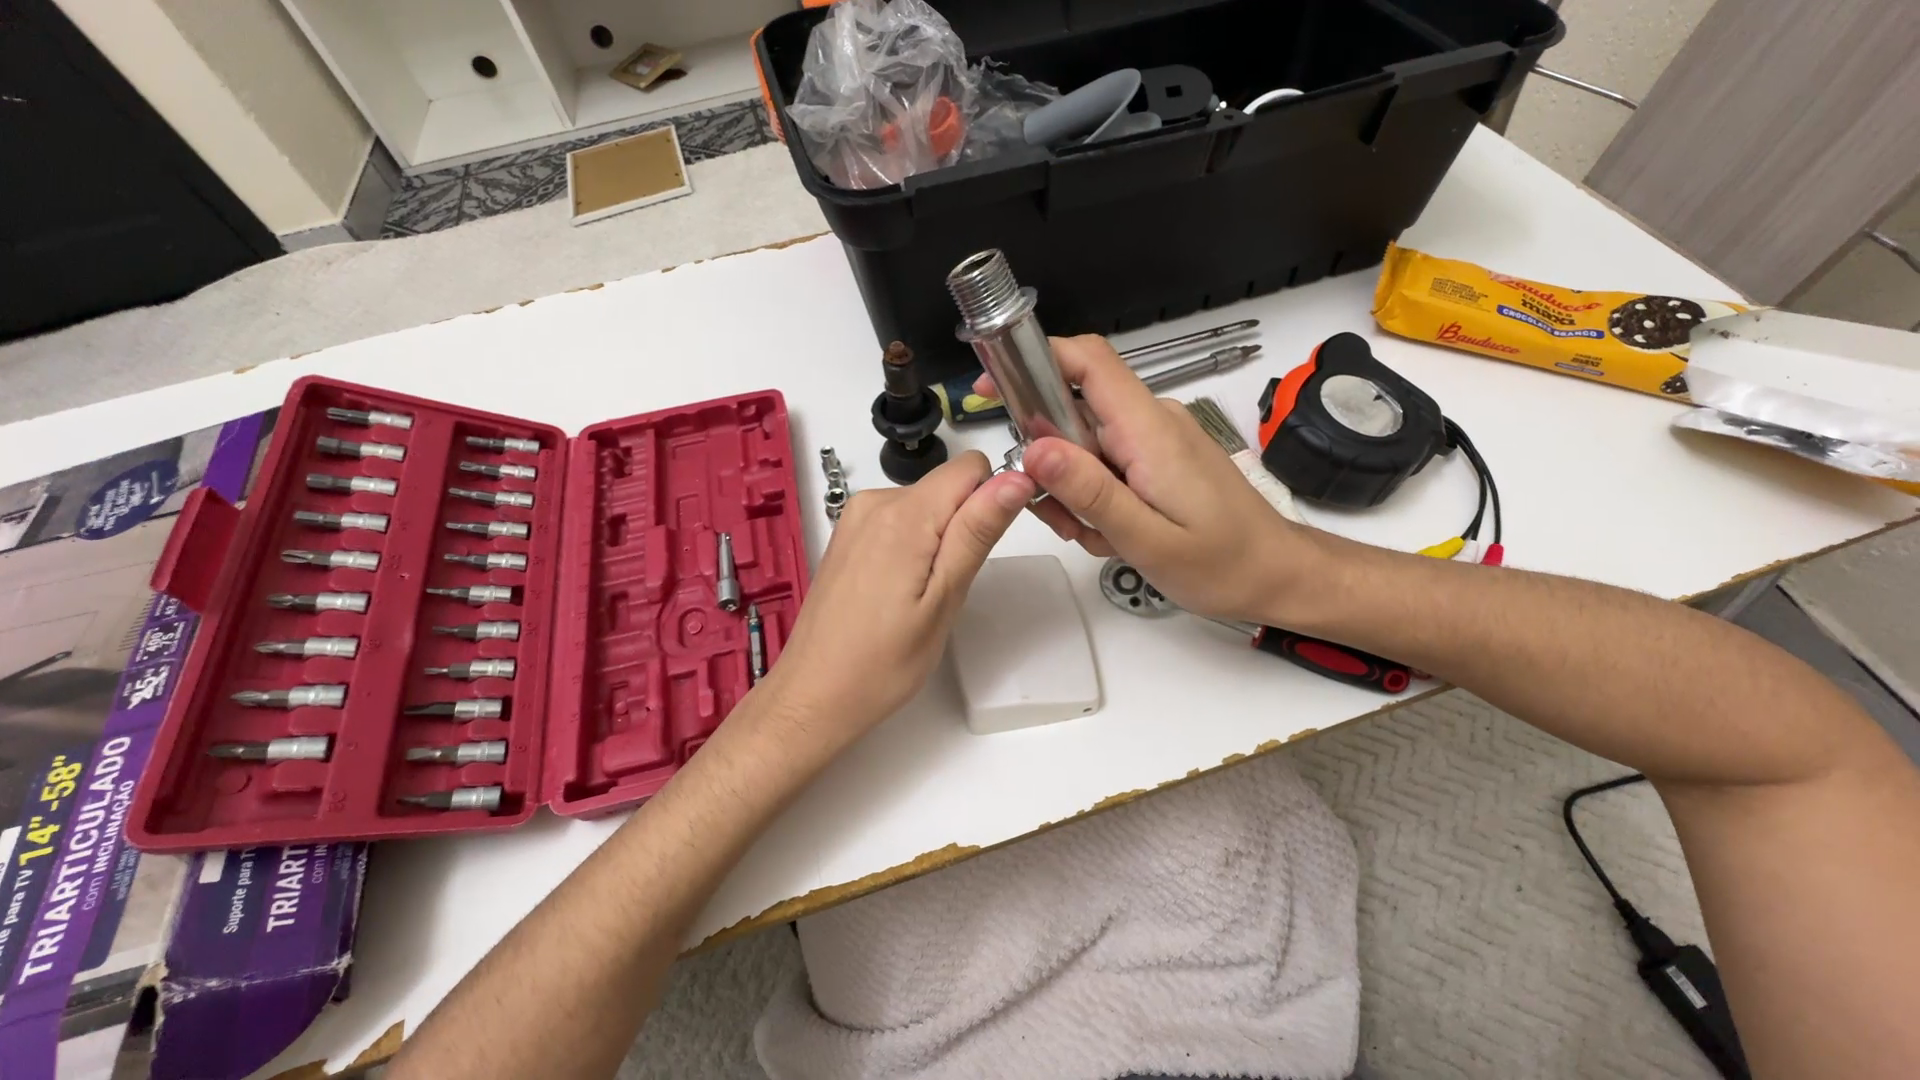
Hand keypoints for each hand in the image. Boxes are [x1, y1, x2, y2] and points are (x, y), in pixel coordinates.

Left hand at [762, 451, 1033, 743]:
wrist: (814, 694)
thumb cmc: (882, 663)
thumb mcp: (943, 600)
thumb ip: (977, 532)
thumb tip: (1017, 478)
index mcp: (903, 514)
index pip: (971, 467)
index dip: (993, 498)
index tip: (984, 547)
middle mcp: (874, 502)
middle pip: (947, 486)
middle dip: (963, 526)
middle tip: (948, 587)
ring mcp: (855, 519)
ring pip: (924, 505)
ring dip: (937, 540)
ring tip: (920, 596)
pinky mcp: (846, 537)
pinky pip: (898, 521)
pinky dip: (912, 546)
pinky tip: (899, 592)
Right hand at [976, 334, 1319, 624]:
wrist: (1277, 574)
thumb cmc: (1222, 564)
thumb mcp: (1147, 539)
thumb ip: (1090, 492)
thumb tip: (1035, 449)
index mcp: (1148, 431)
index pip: (1087, 361)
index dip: (1034, 360)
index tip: (991, 387)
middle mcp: (1152, 422)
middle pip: (1073, 409)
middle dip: (1050, 461)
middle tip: (1066, 518)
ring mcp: (1156, 439)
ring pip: (1084, 443)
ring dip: (1074, 490)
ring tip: (1102, 536)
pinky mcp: (1159, 457)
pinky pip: (1106, 461)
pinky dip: (1097, 497)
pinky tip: (1116, 533)